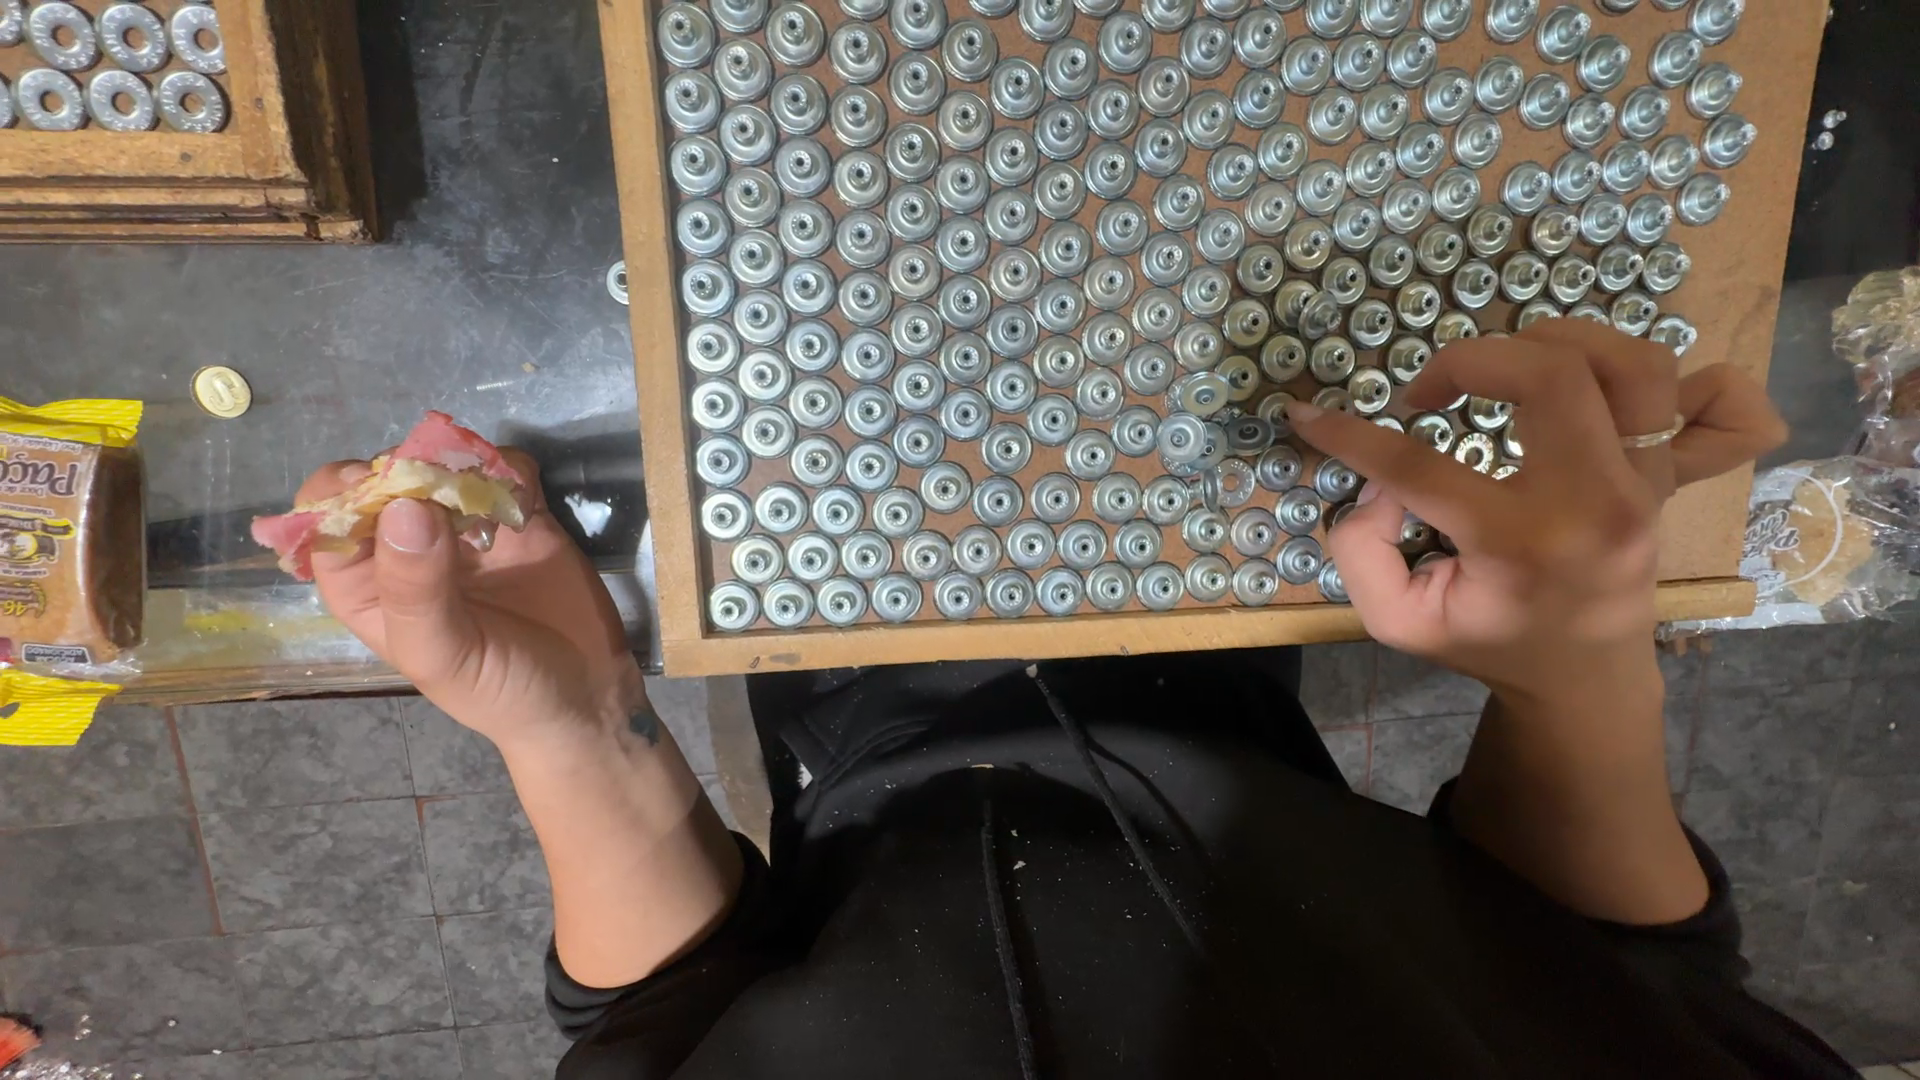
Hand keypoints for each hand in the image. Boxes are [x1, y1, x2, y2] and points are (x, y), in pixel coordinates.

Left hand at [297, 451, 642, 745]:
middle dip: (413, 470)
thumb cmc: (502, 691)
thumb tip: (406, 507)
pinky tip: (524, 495)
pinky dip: (512, 470)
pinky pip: (509, 477)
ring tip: (492, 489)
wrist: (587, 697)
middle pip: (391, 485)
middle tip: (449, 483)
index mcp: (371, 588)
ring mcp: (473, 534)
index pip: (331, 524)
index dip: (343, 494)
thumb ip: (417, 588)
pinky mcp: (527, 523)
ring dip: (466, 464)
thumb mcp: (445, 654)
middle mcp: (414, 553)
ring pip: (450, 471)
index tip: (380, 484)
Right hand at [1287, 321, 1784, 702]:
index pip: (1418, 466)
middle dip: (1469, 360)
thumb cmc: (1482, 643)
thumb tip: (1380, 481)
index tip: (1309, 417)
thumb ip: (1359, 548)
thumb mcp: (1393, 618)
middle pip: (1554, 374)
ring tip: (1505, 371)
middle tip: (1425, 393)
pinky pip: (1731, 411)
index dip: (1351, 436)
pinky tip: (1627, 397)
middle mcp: (1596, 501)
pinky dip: (1698, 384)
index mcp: (1519, 542)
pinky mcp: (1671, 480)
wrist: (1581, 678)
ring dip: (1556, 346)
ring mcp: (1646, 485)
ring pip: (1635, 366)